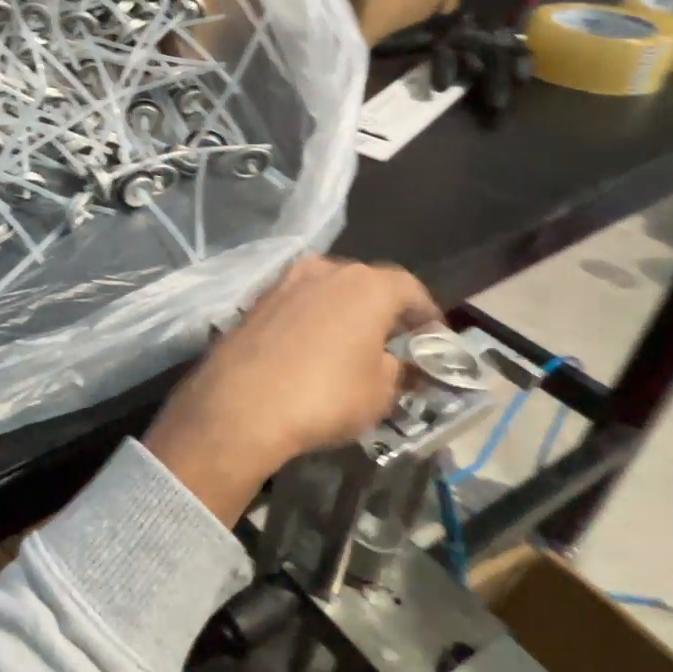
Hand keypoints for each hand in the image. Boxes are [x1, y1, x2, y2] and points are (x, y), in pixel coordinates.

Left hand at [142, 257, 440, 525]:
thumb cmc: (324, 395)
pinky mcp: (254, 300)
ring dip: (342, 312)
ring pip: (326, 291)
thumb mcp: (381, 392)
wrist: (240, 402)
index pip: (409, 288)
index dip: (425, 315)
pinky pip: (296, 305)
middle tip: (393, 343)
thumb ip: (397, 368)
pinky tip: (312, 349)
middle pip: (364, 284)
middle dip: (381, 310)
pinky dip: (309, 320)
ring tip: (352, 347)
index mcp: (365, 284)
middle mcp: (323, 270)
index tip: (432, 339)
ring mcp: (283, 282)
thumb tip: (392, 360)